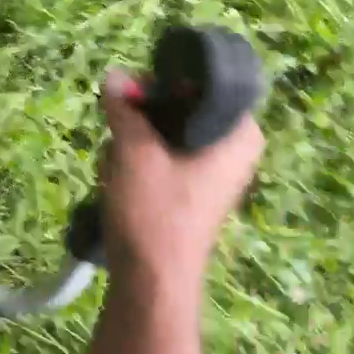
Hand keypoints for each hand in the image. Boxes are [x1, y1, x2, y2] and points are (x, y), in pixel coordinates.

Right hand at [98, 69, 263, 288]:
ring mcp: (213, 173)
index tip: (127, 97)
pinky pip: (162, 161)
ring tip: (114, 170)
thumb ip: (125, 111)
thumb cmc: (152, 211)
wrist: (152, 277)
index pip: (204, 86)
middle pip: (179, 111)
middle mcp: (234, 149)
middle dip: (139, 122)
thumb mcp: (133, 153)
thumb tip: (114, 76)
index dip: (162, 85)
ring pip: (164, 137)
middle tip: (118, 140)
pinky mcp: (191, 192)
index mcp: (239, 134)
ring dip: (131, 146)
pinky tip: (117, 182)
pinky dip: (136, 166)